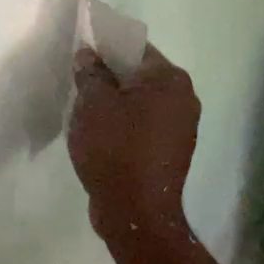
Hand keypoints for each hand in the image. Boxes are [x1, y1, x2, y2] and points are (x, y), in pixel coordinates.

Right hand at [70, 44, 199, 238]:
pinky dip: (125, 125)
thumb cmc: (116, 150)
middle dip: (110, 78)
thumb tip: (88, 55)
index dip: (106, 49)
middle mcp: (184, 99)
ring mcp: (182, 129)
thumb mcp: (93, 104)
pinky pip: (144, 126)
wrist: (136, 215)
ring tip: (86, 111)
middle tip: (80, 84)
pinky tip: (100, 135)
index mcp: (171, 79)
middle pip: (140, 76)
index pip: (136, 49)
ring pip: (141, 103)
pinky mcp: (172, 153)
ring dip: (116, 104)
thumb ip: (90, 73)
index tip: (82, 57)